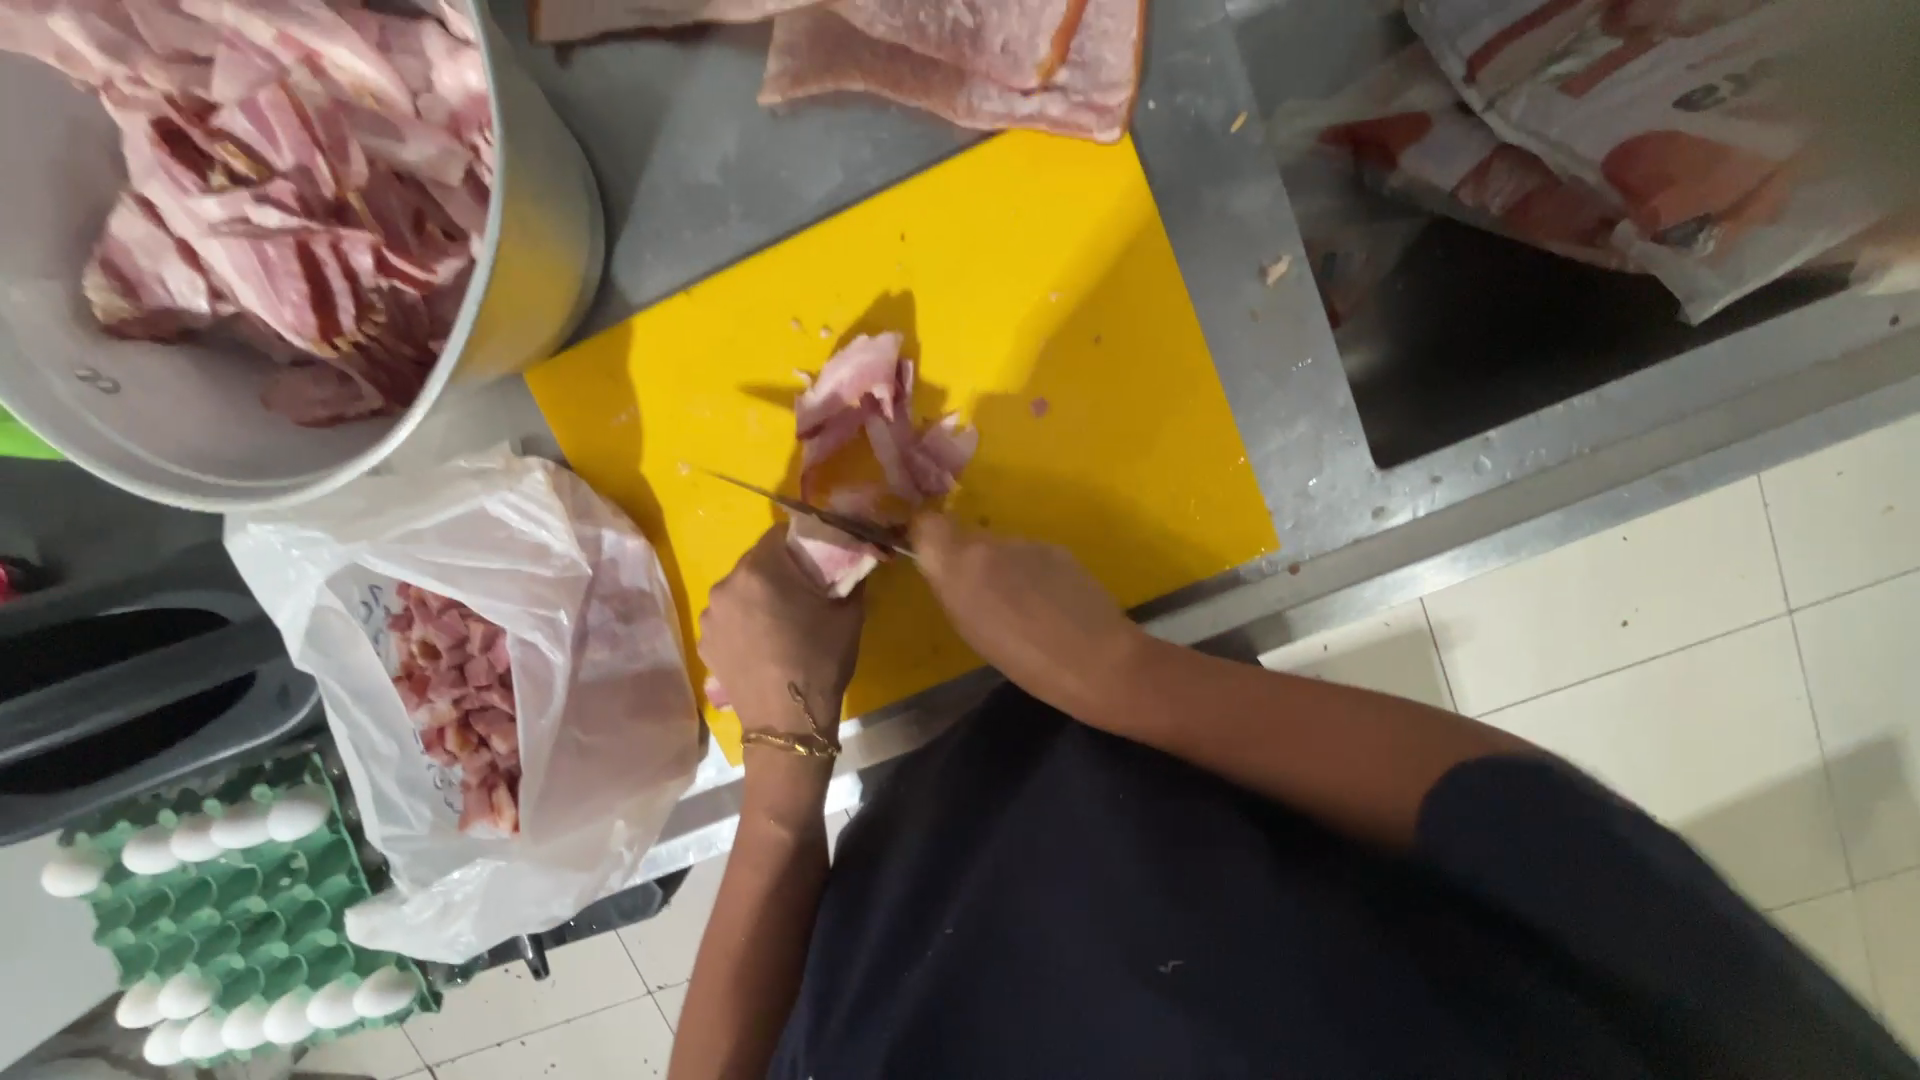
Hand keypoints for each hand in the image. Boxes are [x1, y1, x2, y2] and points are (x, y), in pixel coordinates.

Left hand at [699, 526, 865, 739]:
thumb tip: (854, 556)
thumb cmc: (821, 660)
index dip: (800, 541)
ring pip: (740, 590)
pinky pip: (728, 618)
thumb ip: (849, 575)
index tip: (816, 559)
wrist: (788, 722)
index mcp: (760, 570)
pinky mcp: (705, 642)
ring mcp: (710, 616)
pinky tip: (763, 645)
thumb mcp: (849, 613)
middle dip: (779, 571)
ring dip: (759, 597)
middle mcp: (726, 585)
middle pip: (756, 562)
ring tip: (782, 624)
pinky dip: (744, 623)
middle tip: (804, 593)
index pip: (779, 533)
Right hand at [910, 513, 1145, 715]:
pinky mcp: (1057, 547)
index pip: (927, 525)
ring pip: (998, 546)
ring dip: (999, 565)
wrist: (1097, 659)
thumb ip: (951, 588)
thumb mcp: (970, 629)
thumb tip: (943, 566)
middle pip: (964, 535)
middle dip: (966, 557)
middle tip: (979, 594)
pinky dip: (1029, 571)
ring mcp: (1026, 543)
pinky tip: (1047, 602)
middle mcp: (989, 544)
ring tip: (1019, 605)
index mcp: (959, 566)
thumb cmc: (1024, 662)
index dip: (927, 538)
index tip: (932, 560)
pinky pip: (1028, 554)